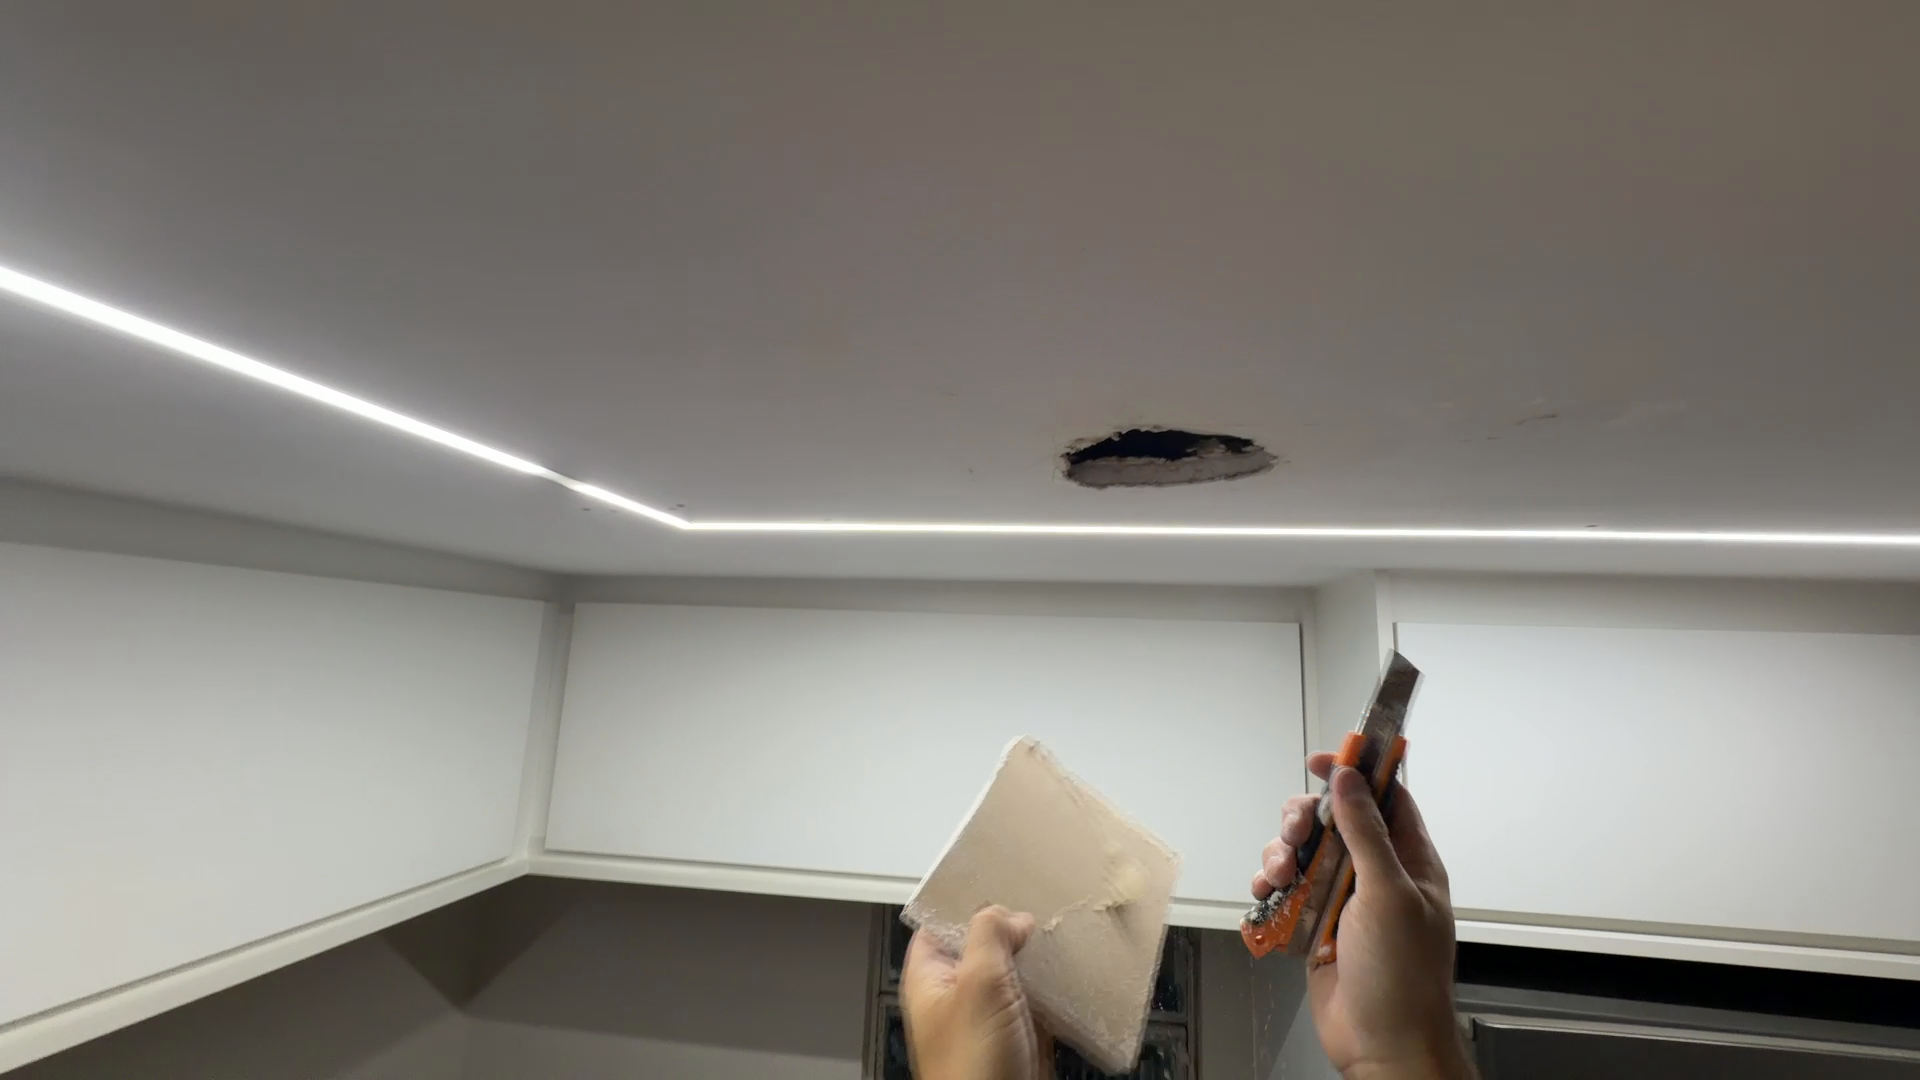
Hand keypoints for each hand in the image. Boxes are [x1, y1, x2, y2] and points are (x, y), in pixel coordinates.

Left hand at [900, 905, 1051, 1079]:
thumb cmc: (973, 1065)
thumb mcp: (977, 982)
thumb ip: (989, 934)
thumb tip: (1011, 916)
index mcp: (930, 977)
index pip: (940, 923)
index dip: (965, 902)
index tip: (995, 880)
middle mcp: (957, 993)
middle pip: (981, 944)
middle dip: (1008, 926)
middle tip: (1036, 902)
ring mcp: (989, 1016)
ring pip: (1011, 971)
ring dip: (1033, 955)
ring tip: (1056, 928)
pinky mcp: (1018, 1036)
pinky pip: (1035, 1000)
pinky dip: (1051, 986)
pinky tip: (1066, 969)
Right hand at [1252, 754, 1473, 1079]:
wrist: (1381, 1046)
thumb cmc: (1402, 977)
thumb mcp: (1387, 895)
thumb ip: (1365, 833)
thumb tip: (1349, 777)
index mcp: (1407, 861)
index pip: (1383, 796)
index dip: (1353, 772)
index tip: (1320, 760)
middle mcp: (1374, 872)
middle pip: (1330, 817)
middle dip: (1303, 818)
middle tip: (1295, 832)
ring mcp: (1342, 894)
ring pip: (1300, 847)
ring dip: (1280, 854)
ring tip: (1278, 877)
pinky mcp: (1313, 916)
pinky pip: (1282, 882)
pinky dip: (1267, 882)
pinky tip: (1266, 894)